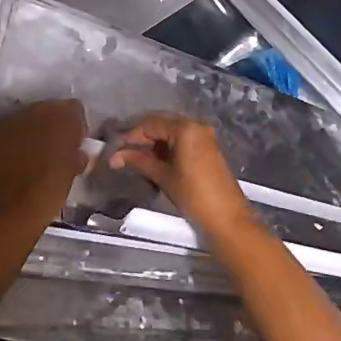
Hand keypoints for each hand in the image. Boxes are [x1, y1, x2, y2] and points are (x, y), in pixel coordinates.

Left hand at [0, 99, 86, 224]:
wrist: (11, 206)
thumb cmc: (51, 188)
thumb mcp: (75, 169)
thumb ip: (77, 153)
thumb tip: (76, 153)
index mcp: (65, 116)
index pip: (76, 109)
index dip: (78, 126)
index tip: (77, 144)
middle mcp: (40, 109)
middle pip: (52, 109)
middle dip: (56, 125)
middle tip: (58, 148)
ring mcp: (16, 119)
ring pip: (32, 118)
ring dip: (37, 130)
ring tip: (38, 153)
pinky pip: (15, 129)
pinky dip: (19, 138)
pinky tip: (20, 157)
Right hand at [111, 113, 248, 229]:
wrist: (226, 216)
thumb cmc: (193, 195)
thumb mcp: (163, 177)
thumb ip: (140, 161)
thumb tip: (116, 156)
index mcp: (185, 128)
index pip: (150, 123)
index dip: (131, 135)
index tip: (115, 148)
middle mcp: (196, 125)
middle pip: (162, 124)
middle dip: (142, 137)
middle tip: (122, 152)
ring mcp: (204, 136)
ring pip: (172, 132)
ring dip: (154, 143)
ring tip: (135, 159)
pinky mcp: (208, 147)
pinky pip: (183, 140)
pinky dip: (168, 147)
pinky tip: (155, 161)